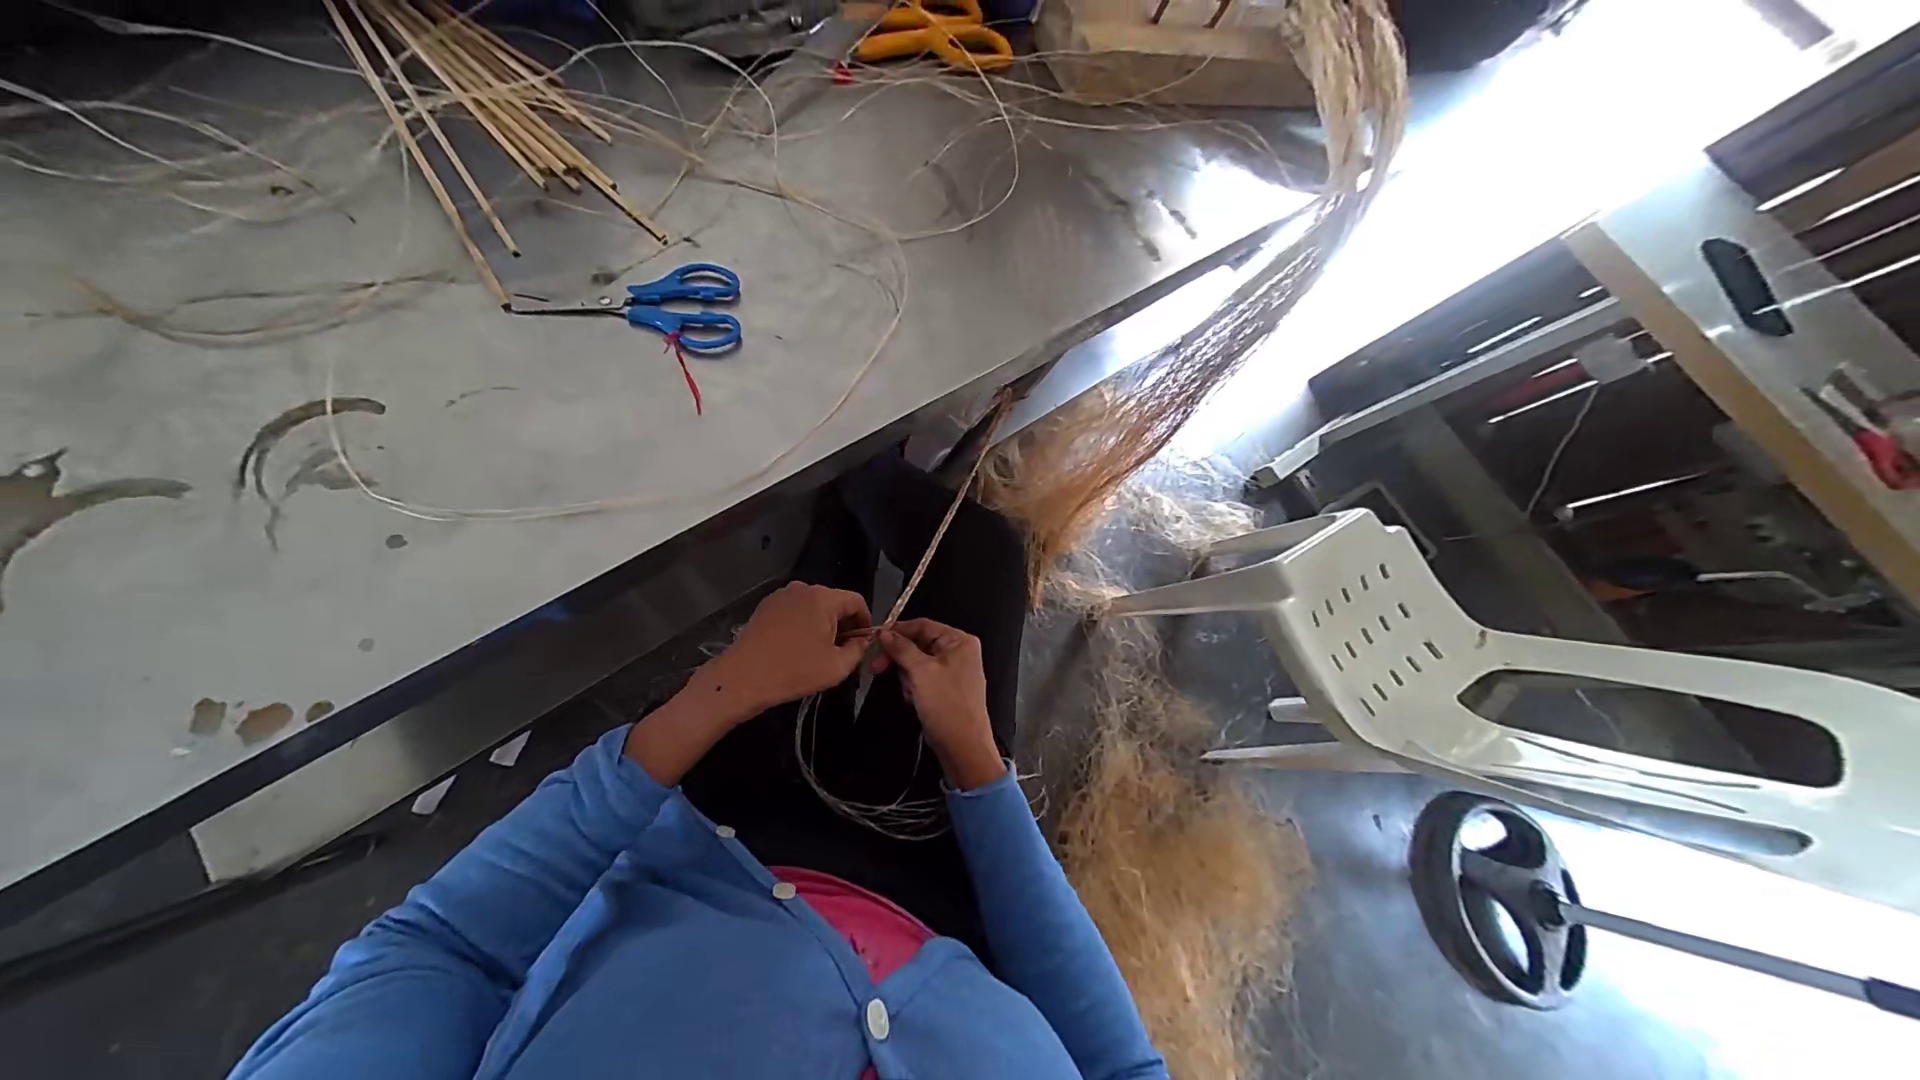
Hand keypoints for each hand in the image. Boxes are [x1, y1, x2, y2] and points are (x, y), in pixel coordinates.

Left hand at [624, 583, 870, 784]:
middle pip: (834, 602)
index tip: (862, 644)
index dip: (865, 622)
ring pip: (814, 607)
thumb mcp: (837, 666)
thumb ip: (859, 649)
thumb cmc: (794, 671)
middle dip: (842, 625)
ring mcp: (780, 596)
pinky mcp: (765, 607)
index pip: (857, 601)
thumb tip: (864, 640)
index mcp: (823, 597)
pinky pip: (794, 612)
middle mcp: (802, 588)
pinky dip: (802, 626)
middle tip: (841, 652)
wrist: (741, 679)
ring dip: (821, 626)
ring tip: (817, 653)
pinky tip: (795, 649)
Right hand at [877, 618, 1004, 789]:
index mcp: (959, 641)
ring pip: (918, 663)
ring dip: (907, 676)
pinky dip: (914, 687)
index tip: (874, 639)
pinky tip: (914, 700)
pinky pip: (923, 679)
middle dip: (900, 658)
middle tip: (876, 668)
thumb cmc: (945, 705)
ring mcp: (954, 671)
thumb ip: (901, 648)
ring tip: (910, 693)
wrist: (963, 748)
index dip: (897, 630)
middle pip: (919, 643)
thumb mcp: (920, 672)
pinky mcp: (947, 689)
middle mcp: (959, 652)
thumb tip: (884, 632)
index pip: (923, 625)